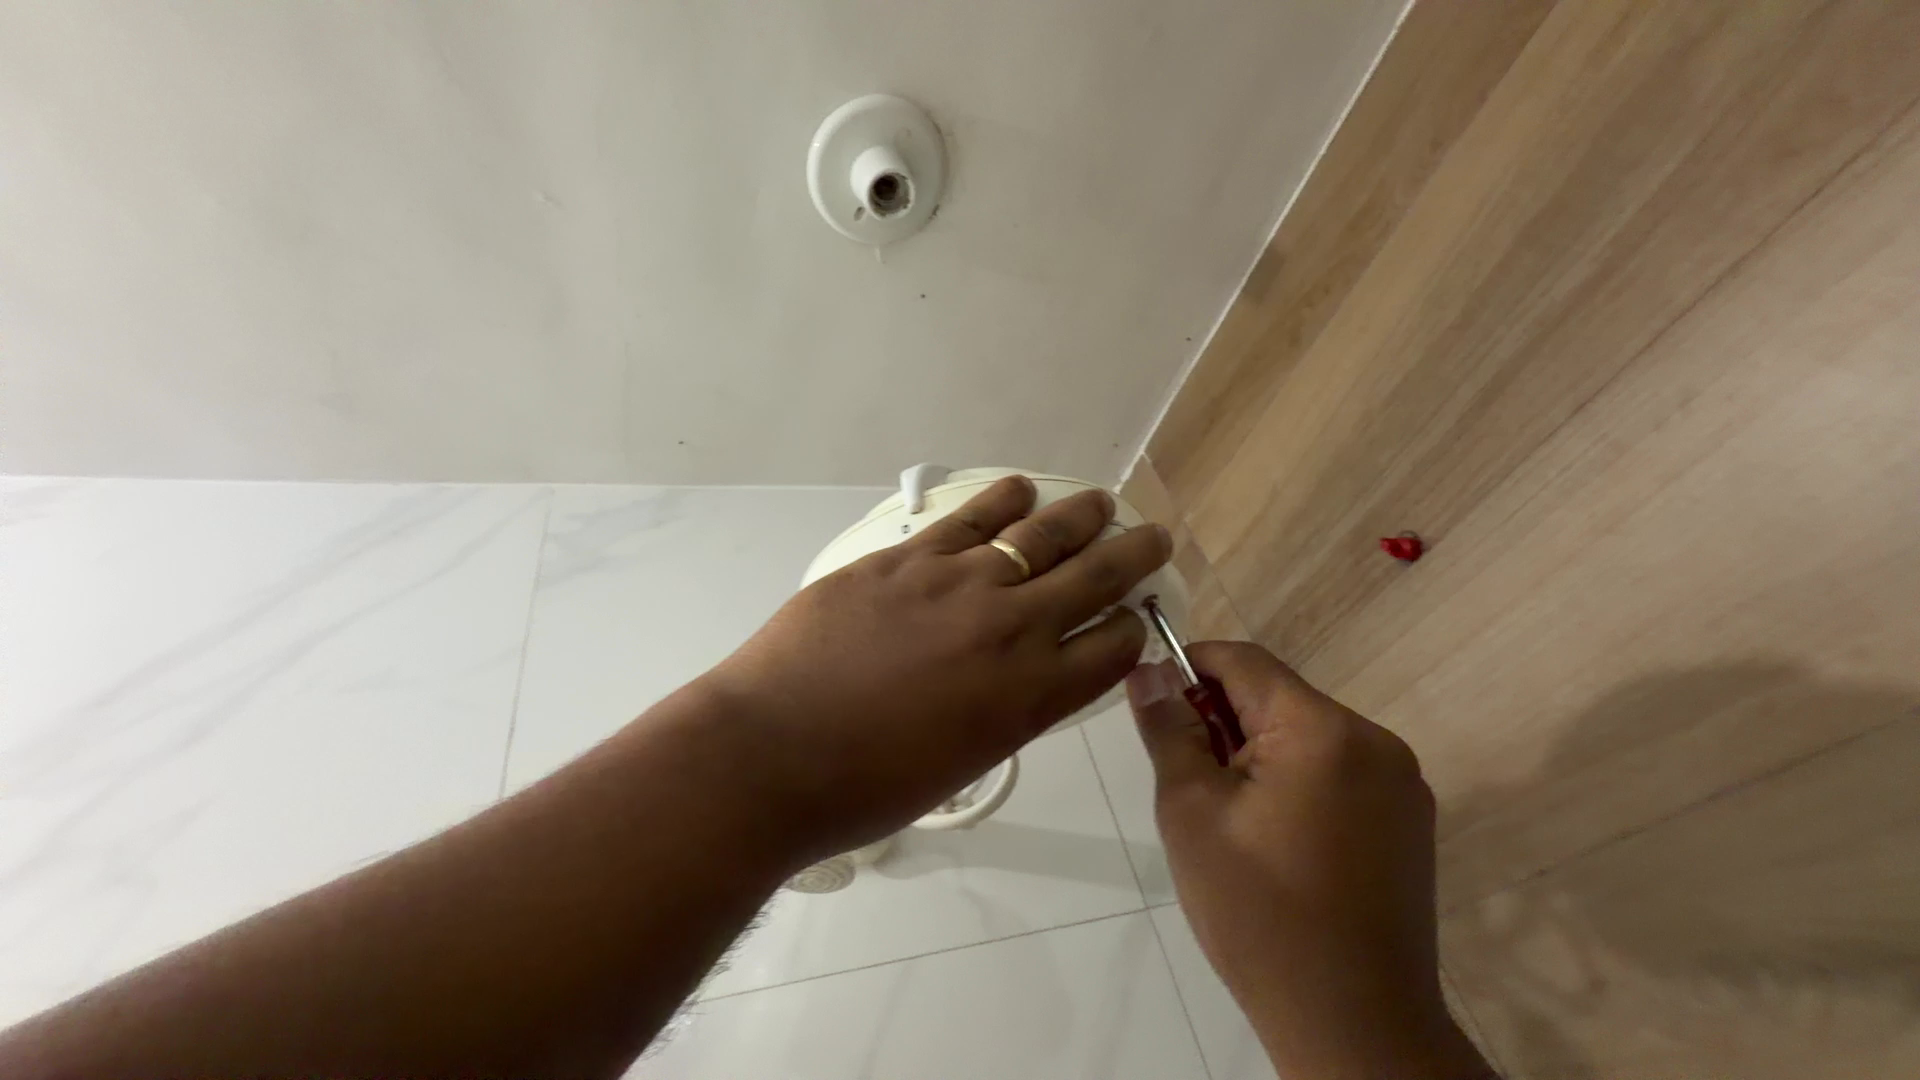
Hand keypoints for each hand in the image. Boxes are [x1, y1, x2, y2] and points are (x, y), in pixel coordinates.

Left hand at [703, 475, 1171, 864]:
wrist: (771, 754)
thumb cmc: (864, 786)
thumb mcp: (960, 764)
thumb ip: (1002, 715)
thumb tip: (1012, 682)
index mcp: (1029, 697)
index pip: (1110, 650)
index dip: (1131, 631)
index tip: (1133, 620)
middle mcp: (1011, 630)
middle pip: (1094, 579)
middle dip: (1133, 556)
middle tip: (1153, 537)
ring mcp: (958, 584)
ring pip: (1039, 536)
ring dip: (1079, 517)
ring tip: (1100, 502)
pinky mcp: (906, 559)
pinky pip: (969, 520)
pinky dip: (1002, 501)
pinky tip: (1019, 490)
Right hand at [1127, 643, 1495, 1079]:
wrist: (1353, 1023)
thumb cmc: (1257, 912)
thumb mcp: (1190, 812)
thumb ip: (1168, 730)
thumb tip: (1148, 670)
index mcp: (1322, 729)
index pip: (1244, 660)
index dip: (1189, 666)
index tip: (1154, 705)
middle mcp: (1374, 740)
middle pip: (1277, 697)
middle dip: (1222, 720)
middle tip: (1185, 777)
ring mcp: (1401, 783)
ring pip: (1306, 735)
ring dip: (1257, 752)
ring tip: (1227, 816)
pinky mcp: (1409, 821)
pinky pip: (1338, 771)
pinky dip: (1296, 781)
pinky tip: (1276, 839)